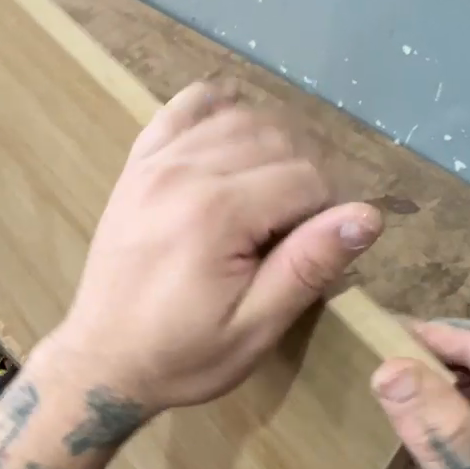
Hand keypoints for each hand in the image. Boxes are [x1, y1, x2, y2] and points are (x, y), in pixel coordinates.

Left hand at [39, 82, 382, 411]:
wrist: (102, 360)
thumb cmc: (181, 355)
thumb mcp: (254, 328)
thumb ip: (308, 266)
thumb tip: (367, 215)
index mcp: (217, 213)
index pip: (307, 178)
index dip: (325, 213)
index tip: (310, 252)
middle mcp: (184, 171)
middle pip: (278, 140)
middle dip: (302, 179)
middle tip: (290, 233)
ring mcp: (155, 162)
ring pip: (239, 118)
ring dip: (269, 148)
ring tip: (266, 199)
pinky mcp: (137, 165)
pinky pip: (184, 109)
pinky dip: (217, 111)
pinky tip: (230, 142)